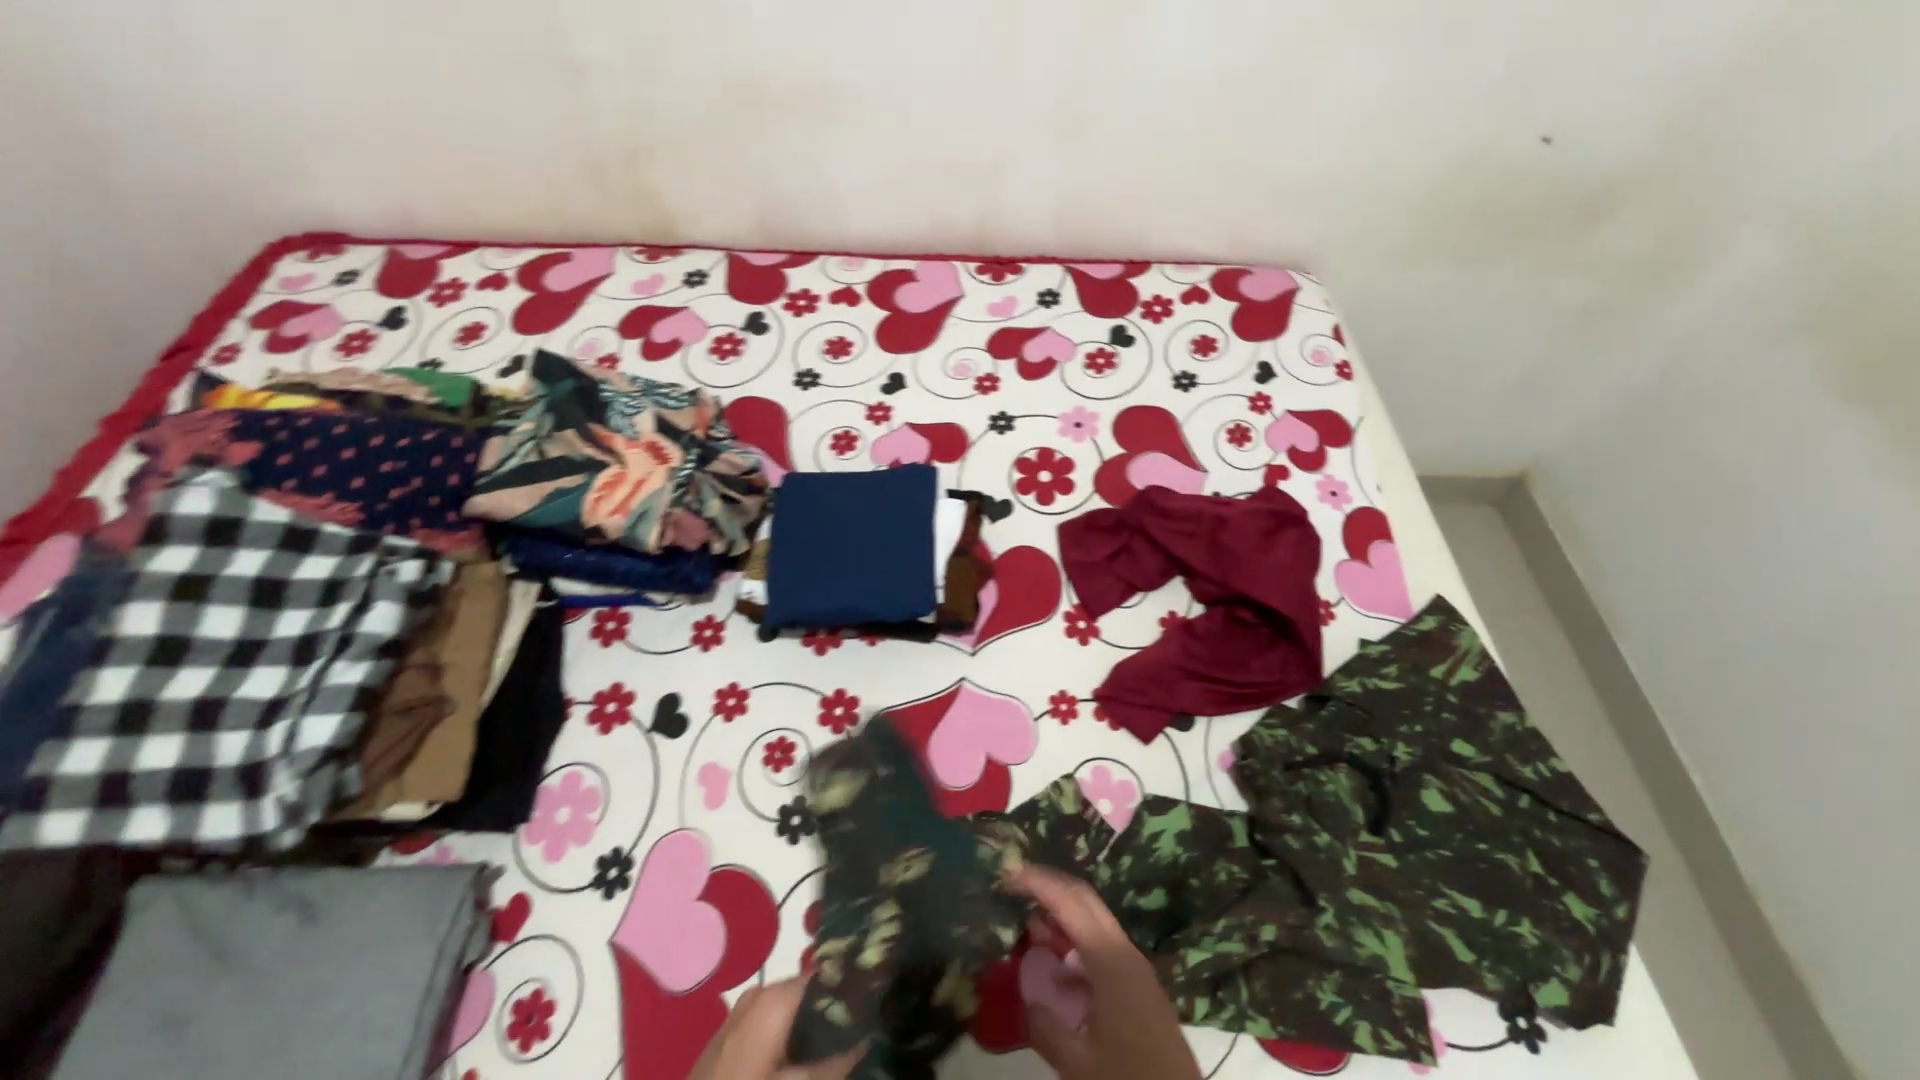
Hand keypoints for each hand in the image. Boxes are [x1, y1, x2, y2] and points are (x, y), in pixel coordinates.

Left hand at [689, 976, 864, 1079]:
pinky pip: (772, 1018)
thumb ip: (834, 1063)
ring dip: (811, 1021)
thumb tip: (866, 1037)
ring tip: (836, 1044)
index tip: (873, 1006)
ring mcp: (742, 1010)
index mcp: (775, 999)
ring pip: (790, 1005)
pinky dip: (790, 1030)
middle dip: (832, 1008)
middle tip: (858, 1031)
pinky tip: (801, 1054)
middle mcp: (759, 993)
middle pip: (808, 990)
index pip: (826, 976)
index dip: (851, 990)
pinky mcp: (732, 1031)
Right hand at [1010, 864, 1200, 1079]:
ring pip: (1094, 924)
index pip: (1070, 903)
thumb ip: (1046, 1028)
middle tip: (1012, 884)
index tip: (1008, 871)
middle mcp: (1126, 953)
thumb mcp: (1078, 1063)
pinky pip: (1102, 949)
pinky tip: (1054, 968)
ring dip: (1062, 916)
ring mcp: (1136, 969)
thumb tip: (1028, 1001)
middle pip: (1085, 902)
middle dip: (1049, 887)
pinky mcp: (1139, 987)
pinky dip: (1075, 944)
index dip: (1038, 883)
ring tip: (1025, 923)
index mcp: (1111, 961)